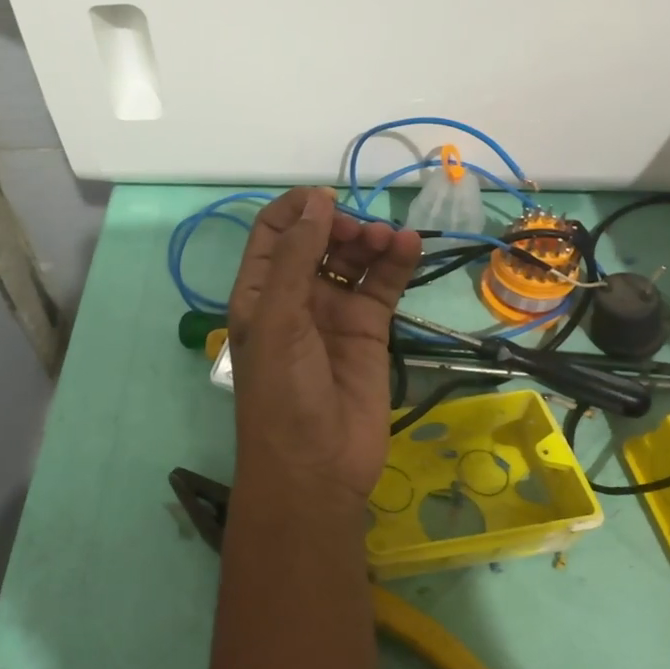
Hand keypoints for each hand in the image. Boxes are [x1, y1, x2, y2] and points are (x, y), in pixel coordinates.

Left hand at [225, 187, 422, 501]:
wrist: (316, 468)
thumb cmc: (282, 391)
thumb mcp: (278, 320)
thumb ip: (296, 259)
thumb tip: (318, 202)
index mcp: (260, 290)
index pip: (273, 231)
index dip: (297, 210)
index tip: (326, 199)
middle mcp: (294, 295)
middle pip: (317, 240)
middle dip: (338, 225)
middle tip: (361, 232)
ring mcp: (332, 312)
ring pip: (352, 258)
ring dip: (370, 239)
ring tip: (388, 239)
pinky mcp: (369, 331)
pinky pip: (382, 285)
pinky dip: (396, 263)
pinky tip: (409, 246)